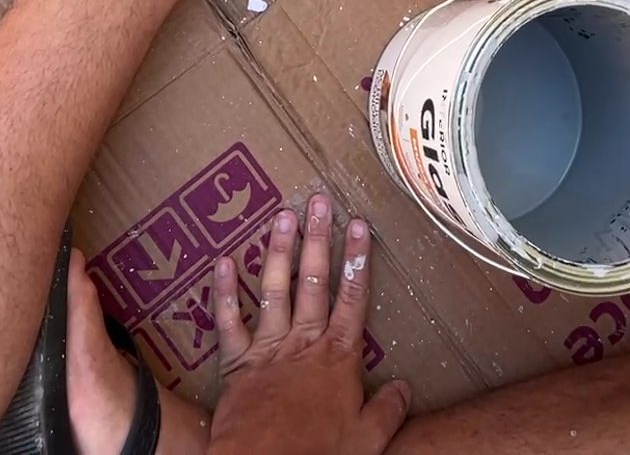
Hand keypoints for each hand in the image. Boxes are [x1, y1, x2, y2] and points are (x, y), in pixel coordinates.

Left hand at [206, 196, 411, 454]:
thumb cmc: (318, 454)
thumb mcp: (367, 440)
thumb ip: (387, 410)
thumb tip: (406, 388)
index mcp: (337, 356)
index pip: (352, 296)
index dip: (357, 258)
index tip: (359, 223)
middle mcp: (304, 341)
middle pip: (314, 280)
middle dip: (318, 238)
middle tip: (318, 201)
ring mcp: (269, 347)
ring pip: (275, 288)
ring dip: (279, 250)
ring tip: (281, 214)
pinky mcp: (238, 363)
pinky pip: (228, 322)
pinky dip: (225, 292)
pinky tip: (223, 261)